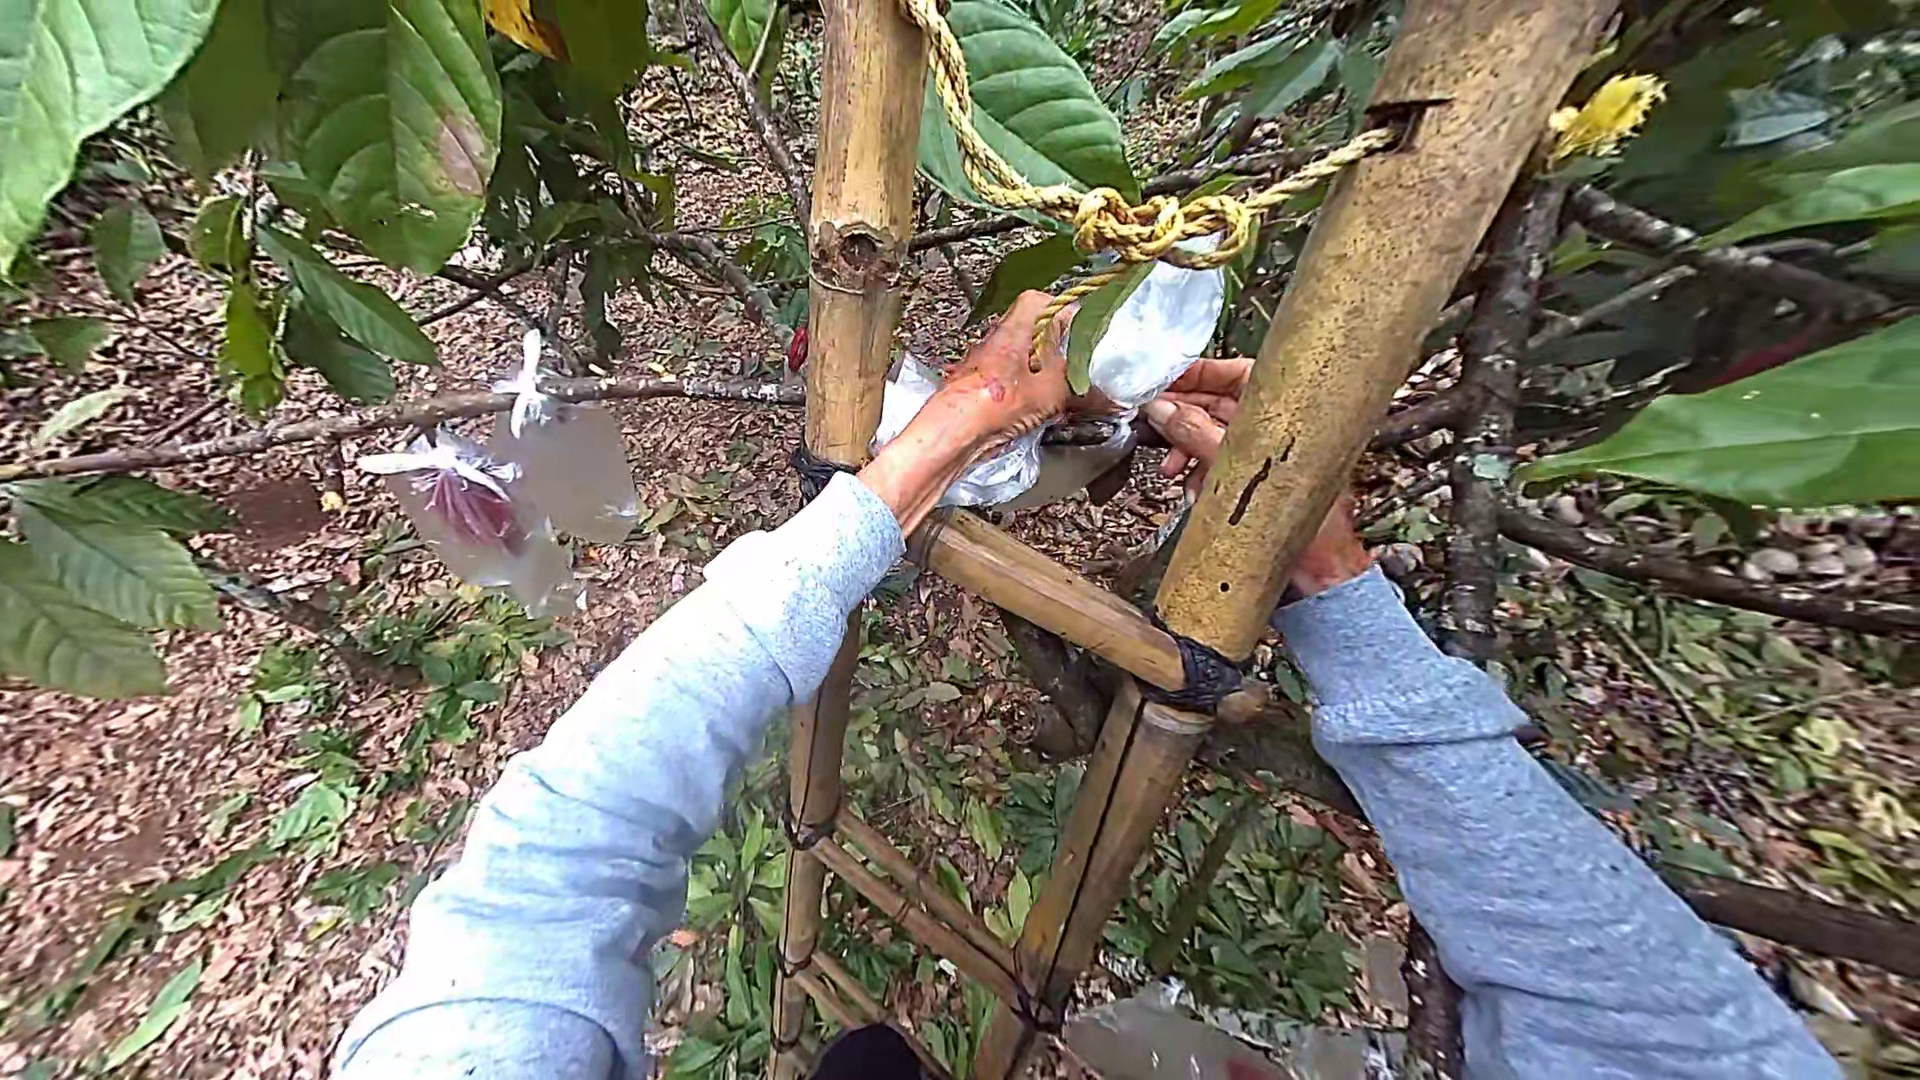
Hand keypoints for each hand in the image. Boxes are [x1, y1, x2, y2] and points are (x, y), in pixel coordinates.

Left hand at [857, 291, 1068, 532]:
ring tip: (1061, 395)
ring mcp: (985, 366)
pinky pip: (1011, 383)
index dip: (1063, 311)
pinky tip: (1038, 413)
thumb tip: (1106, 392)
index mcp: (1013, 329)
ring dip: (1043, 375)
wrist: (952, 434)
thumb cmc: (993, 405)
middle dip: (1057, 350)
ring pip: (1022, 361)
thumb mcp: (1050, 392)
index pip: (1039, 301)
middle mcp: (995, 342)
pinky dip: (1027, 394)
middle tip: (1076, 368)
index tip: (1081, 329)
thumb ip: (1078, 385)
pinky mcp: (979, 390)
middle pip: (1032, 333)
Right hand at [1140, 357, 1370, 595]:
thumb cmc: (1307, 519)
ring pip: (1209, 435)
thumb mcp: (1237, 468)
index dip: (1191, 375)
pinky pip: (1215, 463)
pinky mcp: (1254, 474)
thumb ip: (1194, 433)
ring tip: (1172, 470)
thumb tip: (1161, 410)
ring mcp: (1264, 449)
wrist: (1321, 567)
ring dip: (1184, 451)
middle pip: (1213, 404)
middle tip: (1152, 424)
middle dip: (1179, 418)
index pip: (1230, 372)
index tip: (1159, 382)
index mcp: (1286, 405)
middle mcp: (1276, 422)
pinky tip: (1191, 491)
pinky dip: (1198, 474)